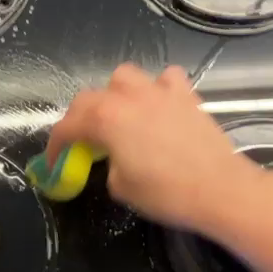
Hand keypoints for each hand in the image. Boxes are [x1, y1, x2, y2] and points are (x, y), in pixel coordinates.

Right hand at [46, 64, 272, 235]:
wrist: (218, 189)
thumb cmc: (164, 193)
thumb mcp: (119, 186)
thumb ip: (105, 165)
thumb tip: (109, 160)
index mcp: (106, 119)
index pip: (67, 126)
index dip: (55, 146)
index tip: (54, 163)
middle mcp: (129, 97)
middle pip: (90, 97)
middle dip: (78, 118)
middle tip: (79, 142)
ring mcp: (160, 92)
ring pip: (124, 78)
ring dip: (113, 94)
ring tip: (116, 116)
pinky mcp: (186, 96)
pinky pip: (165, 80)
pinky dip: (155, 90)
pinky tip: (155, 107)